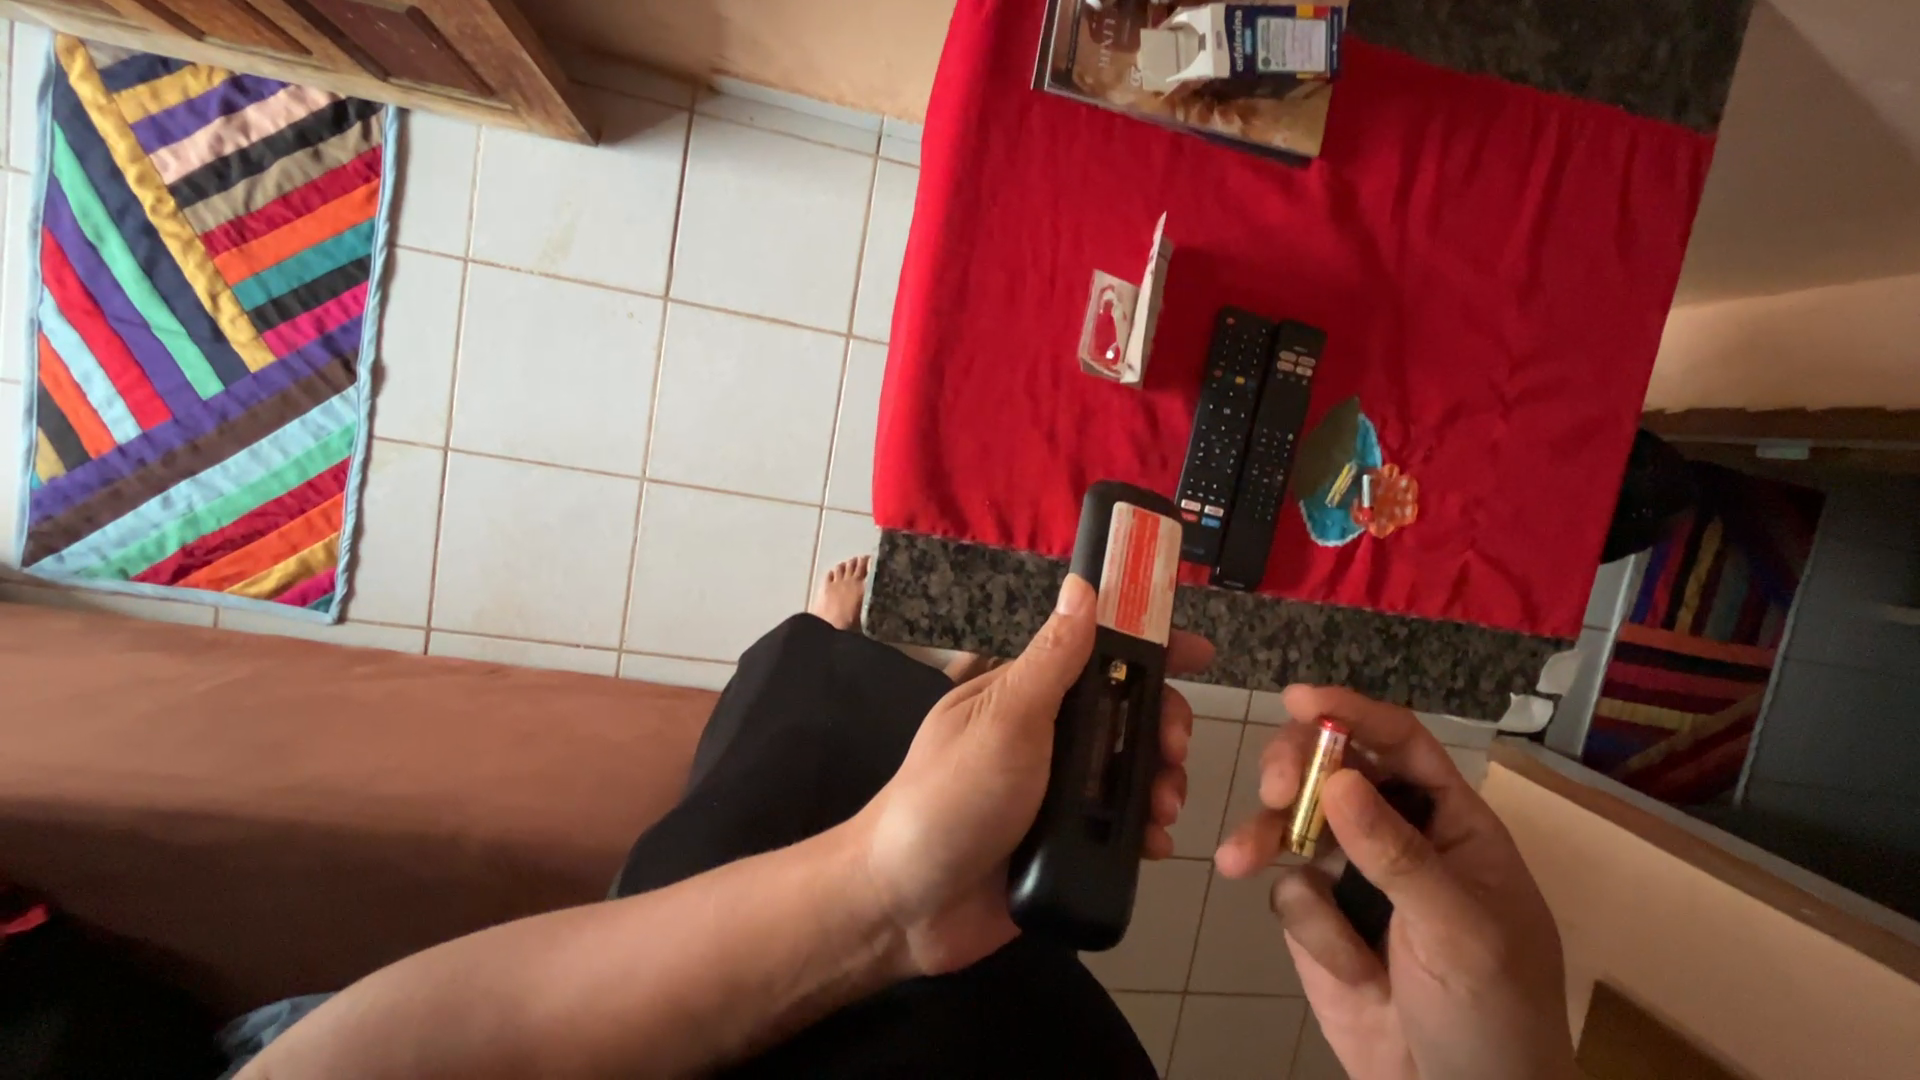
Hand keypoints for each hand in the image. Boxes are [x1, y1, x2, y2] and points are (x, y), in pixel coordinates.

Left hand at [850, 574, 1214, 976]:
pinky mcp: (1063, 845)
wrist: (905, 905)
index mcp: (1025, 697)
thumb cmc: (952, 797)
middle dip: (1162, 726)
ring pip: (1129, 773)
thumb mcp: (1004, 721)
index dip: (1148, 649)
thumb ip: (1049, 661)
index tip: (1200, 655)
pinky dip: (1143, 831)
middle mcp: (1044, 738)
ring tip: (1165, 810)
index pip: (1095, 656)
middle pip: (1124, 716)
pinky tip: (1154, 844)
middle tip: (1175, 752)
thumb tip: (1081, 587)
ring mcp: (1054, 794)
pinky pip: (1118, 828)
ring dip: (1160, 783)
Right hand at [1215, 686, 1576, 1079]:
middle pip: (1331, 768)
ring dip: (1265, 834)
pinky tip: (1347, 970)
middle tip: (1274, 788)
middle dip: (1295, 769)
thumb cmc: (1492, 1016)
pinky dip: (1309, 926)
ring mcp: (1351, 876)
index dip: (1352, 713)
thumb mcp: (1461, 933)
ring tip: (1237, 861)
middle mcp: (1394, 836)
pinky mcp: (1317, 918)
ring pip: (1292, 822)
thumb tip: (1339, 781)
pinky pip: (1291, 893)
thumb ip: (1400, 856)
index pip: (1401, 745)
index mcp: (1449, 824)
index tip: (1298, 699)